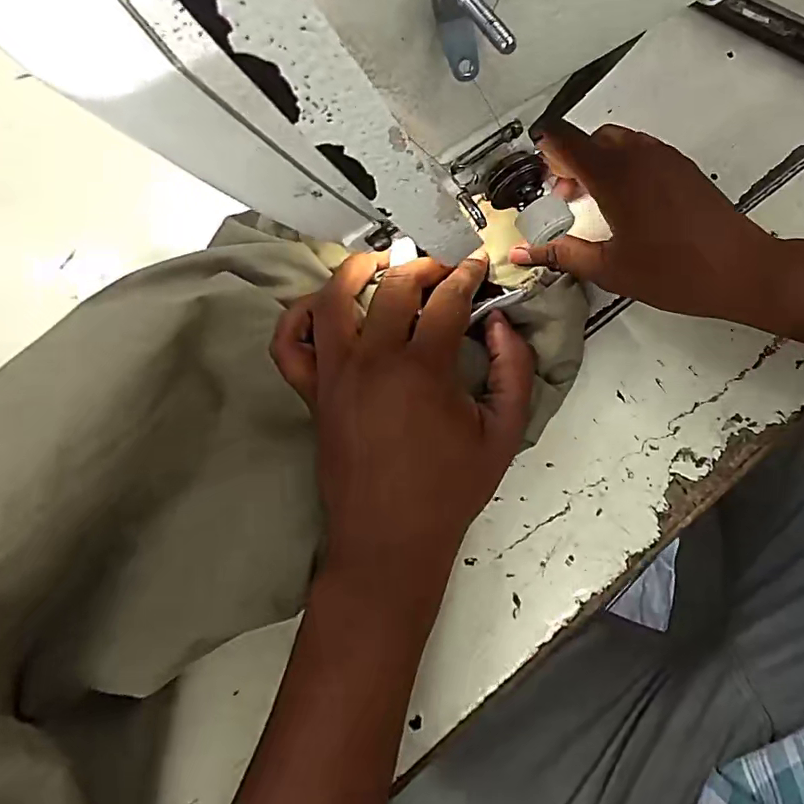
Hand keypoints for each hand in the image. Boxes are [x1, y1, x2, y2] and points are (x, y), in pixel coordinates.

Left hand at [270, 252, 535, 575]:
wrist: (390, 540)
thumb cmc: (450, 488)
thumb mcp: (505, 430)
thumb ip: (514, 370)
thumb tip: (500, 325)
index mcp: (423, 371)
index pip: (448, 300)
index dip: (468, 276)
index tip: (478, 266)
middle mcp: (373, 363)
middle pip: (394, 287)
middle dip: (425, 267)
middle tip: (445, 270)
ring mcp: (336, 376)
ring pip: (333, 299)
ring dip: (359, 270)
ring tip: (383, 263)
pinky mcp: (313, 395)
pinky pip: (289, 344)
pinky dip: (298, 316)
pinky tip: (325, 306)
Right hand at [508, 121, 795, 328]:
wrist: (740, 269)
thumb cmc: (680, 270)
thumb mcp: (611, 268)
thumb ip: (563, 254)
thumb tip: (527, 252)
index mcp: (613, 173)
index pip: (562, 137)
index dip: (544, 151)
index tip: (541, 177)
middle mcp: (639, 155)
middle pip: (589, 137)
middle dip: (570, 161)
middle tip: (566, 197)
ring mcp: (665, 158)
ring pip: (618, 142)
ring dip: (599, 163)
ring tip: (597, 203)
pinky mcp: (683, 167)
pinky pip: (643, 152)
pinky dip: (625, 166)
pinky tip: (629, 205)